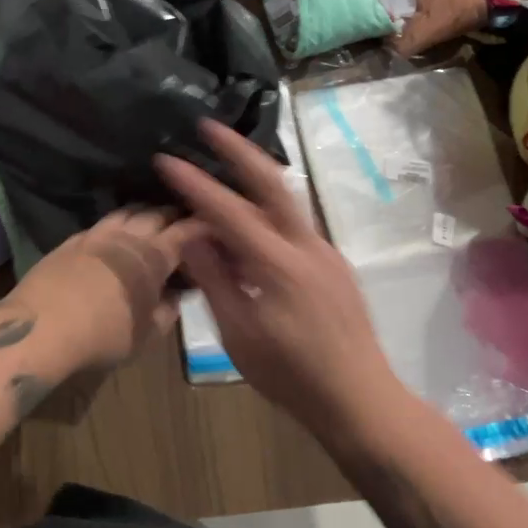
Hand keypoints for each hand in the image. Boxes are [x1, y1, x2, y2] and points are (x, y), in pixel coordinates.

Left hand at [7, 208, 198, 370]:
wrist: (42, 326)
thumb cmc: (104, 335)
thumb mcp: (146, 333)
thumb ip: (166, 312)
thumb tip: (176, 297)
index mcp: (153, 256)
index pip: (185, 232)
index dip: (201, 226)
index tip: (213, 226)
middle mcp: (126, 236)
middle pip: (155, 214)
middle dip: (173, 215)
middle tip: (183, 222)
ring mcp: (95, 234)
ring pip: (125, 213)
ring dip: (142, 214)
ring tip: (149, 222)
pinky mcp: (70, 240)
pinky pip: (99, 224)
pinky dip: (114, 225)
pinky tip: (113, 235)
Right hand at [156, 120, 406, 428]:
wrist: (361, 402)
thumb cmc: (291, 375)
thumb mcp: (239, 333)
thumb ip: (215, 278)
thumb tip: (190, 234)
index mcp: (278, 265)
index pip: (228, 211)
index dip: (194, 184)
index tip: (165, 159)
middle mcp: (308, 247)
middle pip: (272, 183)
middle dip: (239, 150)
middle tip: (210, 126)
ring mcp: (327, 254)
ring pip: (286, 203)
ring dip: (254, 179)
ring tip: (222, 167)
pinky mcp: (335, 267)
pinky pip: (295, 226)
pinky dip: (267, 212)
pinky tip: (248, 227)